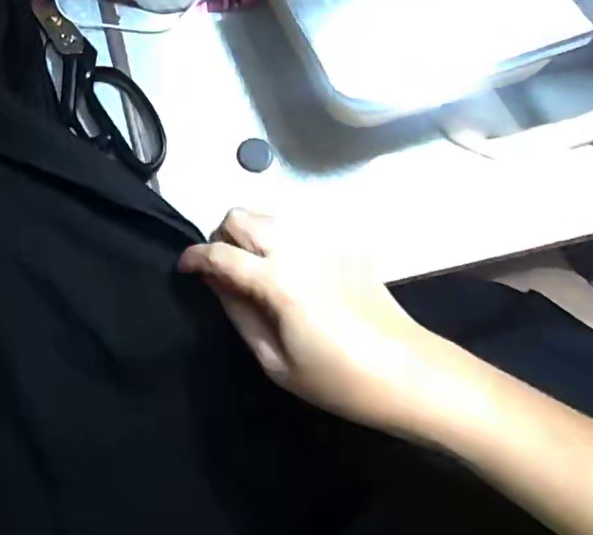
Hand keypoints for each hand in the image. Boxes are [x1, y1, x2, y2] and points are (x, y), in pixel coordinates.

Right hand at [179, 210, 439, 435]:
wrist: (409, 371)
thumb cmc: (340, 379)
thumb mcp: (276, 362)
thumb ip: (238, 313)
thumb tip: (213, 282)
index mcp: (276, 280)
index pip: (219, 253)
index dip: (194, 257)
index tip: (183, 267)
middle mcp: (294, 246)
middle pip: (239, 216)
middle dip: (221, 236)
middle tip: (224, 269)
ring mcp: (320, 238)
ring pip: (266, 212)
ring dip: (249, 231)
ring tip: (255, 266)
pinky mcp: (340, 241)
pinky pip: (295, 223)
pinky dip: (278, 235)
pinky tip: (290, 268)